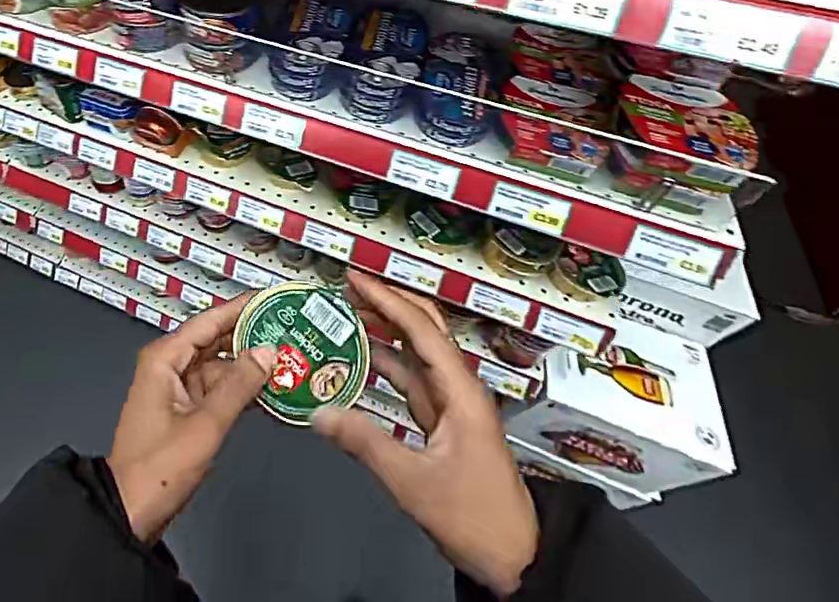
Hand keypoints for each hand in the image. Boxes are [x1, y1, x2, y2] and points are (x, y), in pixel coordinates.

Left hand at [107, 295, 276, 541]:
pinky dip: (239, 389)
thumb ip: (239, 386)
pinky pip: (216, 389)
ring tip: (288, 358)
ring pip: (218, 367)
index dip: (241, 307)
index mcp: (165, 358)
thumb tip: (269, 351)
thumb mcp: (205, 424)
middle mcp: (169, 365)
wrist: (128, 515)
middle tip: (288, 329)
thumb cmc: (160, 467)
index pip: (209, 320)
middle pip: (215, 341)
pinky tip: (268, 390)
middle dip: (250, 336)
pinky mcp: (183, 411)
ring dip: (248, 366)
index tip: (271, 298)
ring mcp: (176, 389)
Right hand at [313, 272, 538, 595]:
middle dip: (387, 302)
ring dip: (385, 329)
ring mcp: (451, 403)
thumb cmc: (477, 519)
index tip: (356, 279)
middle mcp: (457, 387)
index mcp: (459, 391)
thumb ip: (364, 444)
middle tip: (350, 288)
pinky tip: (364, 357)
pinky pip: (411, 378)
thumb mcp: (414, 482)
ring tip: (350, 313)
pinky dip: (387, 362)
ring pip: (416, 351)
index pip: (419, 327)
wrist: (518, 559)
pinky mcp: (443, 421)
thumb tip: (320, 414)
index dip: (386, 298)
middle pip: (423, 328)